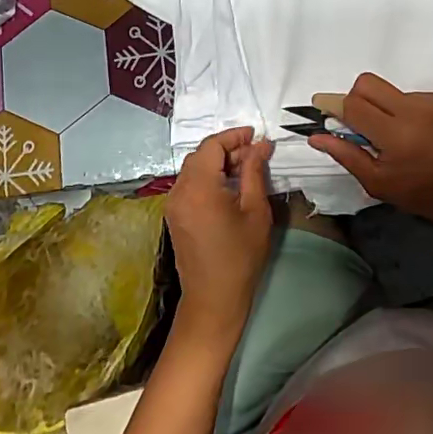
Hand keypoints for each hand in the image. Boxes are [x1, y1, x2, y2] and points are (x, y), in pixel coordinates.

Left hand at [166, 127, 274, 334]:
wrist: (213, 297)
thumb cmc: (240, 256)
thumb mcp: (255, 211)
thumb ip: (254, 173)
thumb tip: (260, 146)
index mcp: (198, 187)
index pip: (212, 146)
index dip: (234, 136)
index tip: (256, 136)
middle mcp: (178, 190)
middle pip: (200, 155)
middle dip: (227, 149)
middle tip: (255, 155)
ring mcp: (172, 203)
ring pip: (193, 169)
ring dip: (216, 163)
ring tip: (245, 170)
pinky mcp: (173, 214)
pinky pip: (188, 185)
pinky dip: (207, 178)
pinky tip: (227, 187)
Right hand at [308, 73, 432, 227]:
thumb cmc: (420, 193)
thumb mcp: (376, 182)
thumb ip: (345, 154)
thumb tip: (316, 136)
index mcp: (396, 135)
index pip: (354, 105)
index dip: (335, 107)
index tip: (323, 110)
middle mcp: (415, 112)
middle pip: (368, 84)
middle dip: (356, 99)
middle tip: (360, 124)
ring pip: (389, 90)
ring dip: (382, 108)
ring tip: (395, 136)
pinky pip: (410, 95)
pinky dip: (404, 111)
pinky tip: (415, 133)